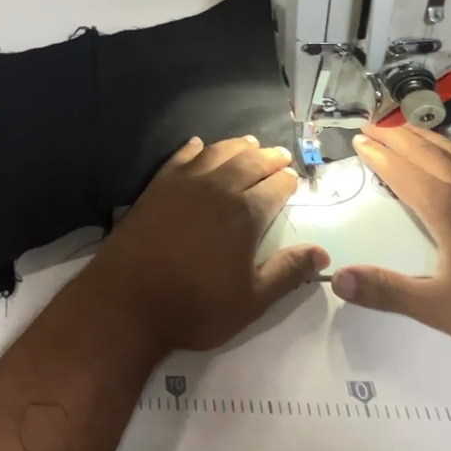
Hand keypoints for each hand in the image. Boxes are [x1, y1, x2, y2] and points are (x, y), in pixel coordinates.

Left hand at [80, 136, 328, 353]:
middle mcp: (217, 189)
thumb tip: (322, 253)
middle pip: (249, 162)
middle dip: (269, 157)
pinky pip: (180, 157)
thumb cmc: (195, 306)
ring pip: (216, 153)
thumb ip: (287, 273)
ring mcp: (183, 183)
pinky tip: (199, 145)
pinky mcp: (156, 186)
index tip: (294, 178)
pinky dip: (194, 148)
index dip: (288, 181)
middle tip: (280, 155)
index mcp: (245, 214)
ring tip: (250, 143)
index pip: (275, 187)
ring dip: (237, 146)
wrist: (128, 300)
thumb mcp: (251, 301)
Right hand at [332, 124, 450, 367]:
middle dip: (396, 138)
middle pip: (427, 152)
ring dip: (431, 136)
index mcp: (447, 208)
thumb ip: (387, 292)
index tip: (357, 140)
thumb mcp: (441, 309)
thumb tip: (337, 280)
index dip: (377, 154)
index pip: (401, 171)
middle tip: (372, 127)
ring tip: (409, 126)